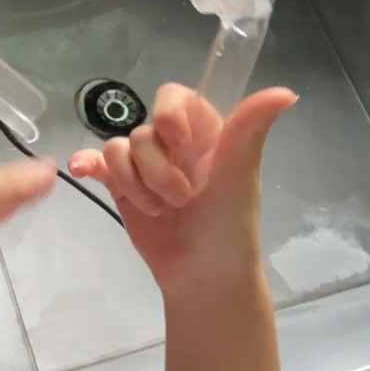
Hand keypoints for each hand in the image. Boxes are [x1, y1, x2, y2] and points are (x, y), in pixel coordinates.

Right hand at [69, 84, 296, 294]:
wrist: (202, 279)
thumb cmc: (229, 229)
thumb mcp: (239, 178)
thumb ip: (249, 132)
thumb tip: (289, 91)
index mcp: (205, 135)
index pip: (175, 97)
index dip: (168, 114)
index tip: (177, 141)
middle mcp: (172, 146)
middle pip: (142, 132)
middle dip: (155, 168)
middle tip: (181, 199)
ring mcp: (143, 167)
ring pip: (117, 149)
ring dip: (133, 182)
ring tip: (157, 210)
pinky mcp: (120, 186)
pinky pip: (95, 163)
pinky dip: (86, 164)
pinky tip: (80, 172)